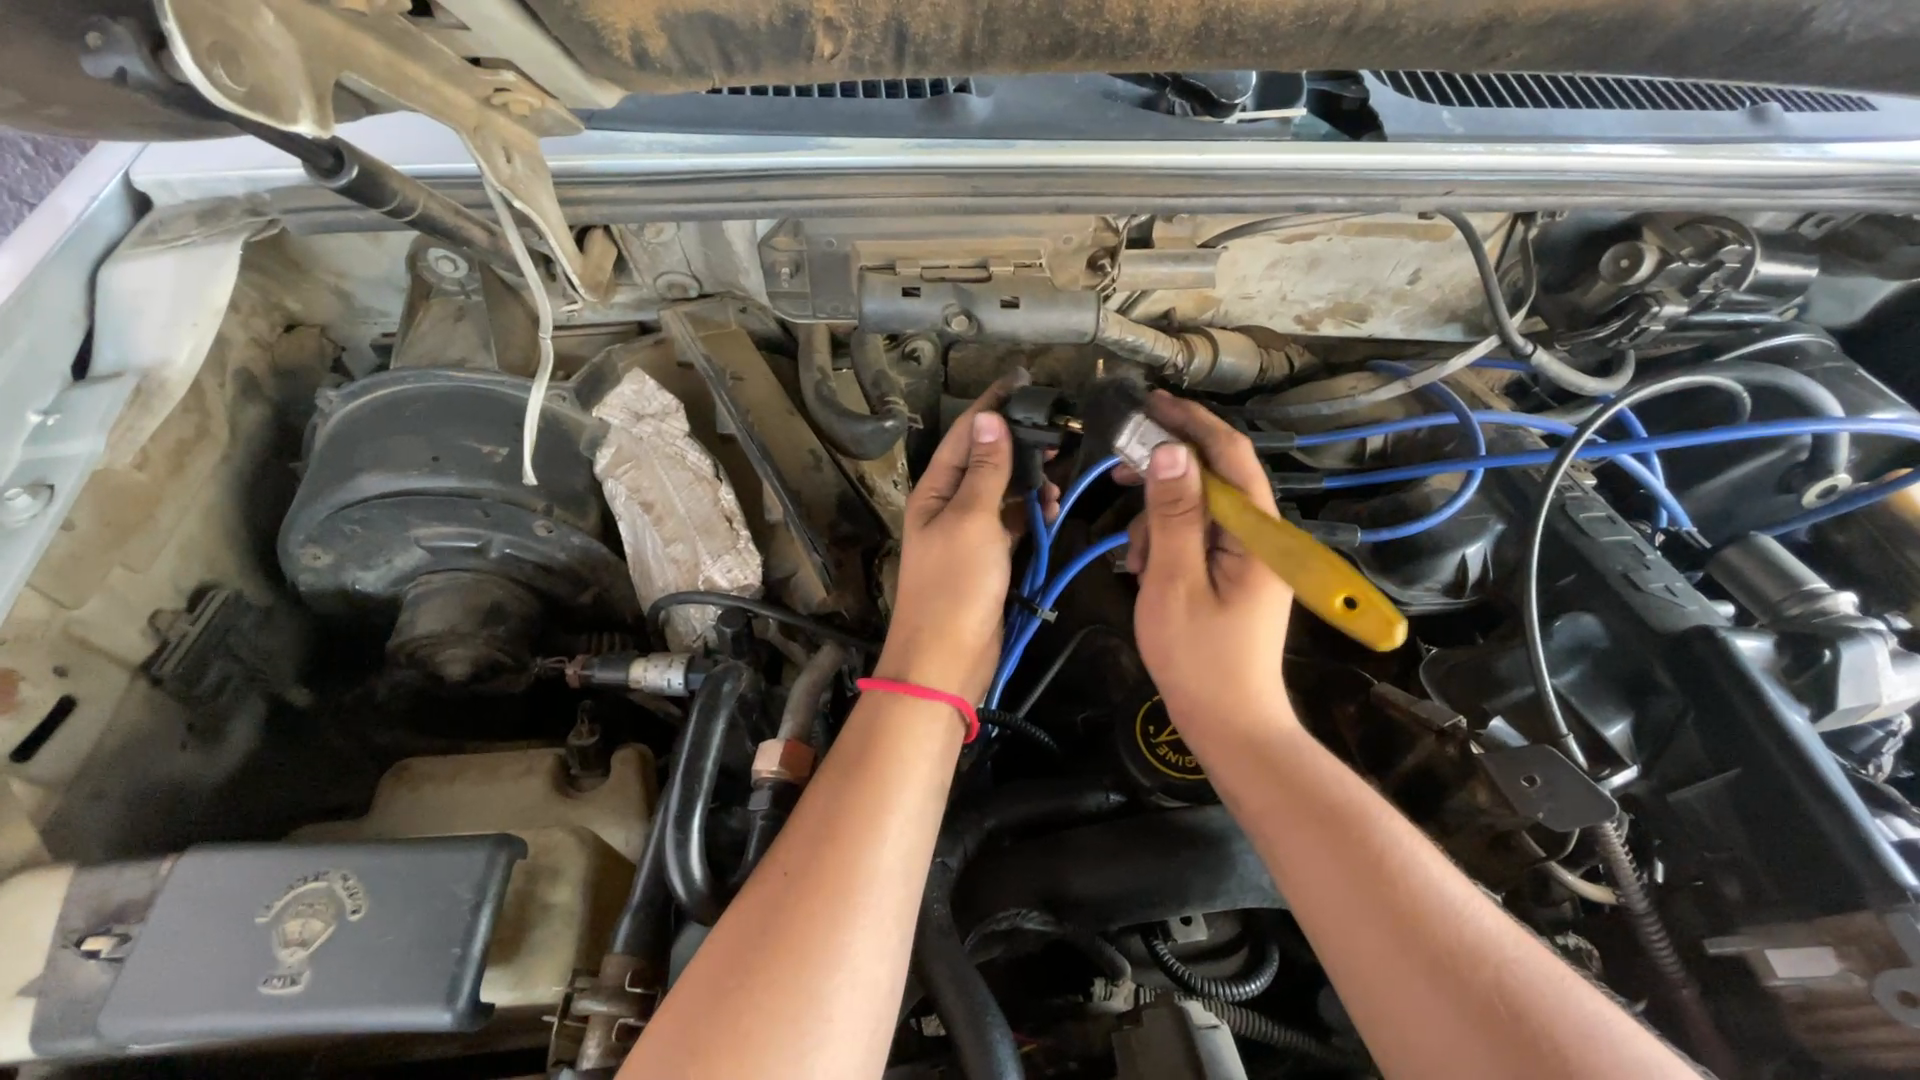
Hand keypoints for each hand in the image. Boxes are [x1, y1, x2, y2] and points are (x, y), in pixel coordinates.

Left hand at [876, 372, 1046, 702]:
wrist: (947, 659)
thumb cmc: (955, 586)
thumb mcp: (971, 519)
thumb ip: (985, 470)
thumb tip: (989, 420)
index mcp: (936, 490)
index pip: (966, 434)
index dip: (994, 405)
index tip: (1025, 381)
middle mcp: (950, 506)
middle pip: (987, 460)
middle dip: (1021, 445)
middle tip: (1059, 433)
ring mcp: (970, 534)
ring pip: (1005, 493)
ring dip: (1032, 483)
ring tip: (1060, 481)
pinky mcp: (990, 560)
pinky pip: (1013, 525)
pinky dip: (1033, 515)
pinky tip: (1054, 511)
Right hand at [1122, 391, 1296, 733]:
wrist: (1230, 722)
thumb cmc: (1199, 657)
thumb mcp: (1175, 581)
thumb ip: (1174, 514)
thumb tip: (1170, 450)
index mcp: (1258, 533)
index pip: (1230, 455)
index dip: (1191, 421)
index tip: (1150, 401)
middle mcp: (1263, 536)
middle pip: (1217, 477)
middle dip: (1166, 470)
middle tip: (1117, 467)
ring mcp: (1252, 556)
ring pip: (1202, 509)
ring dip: (1161, 518)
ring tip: (1133, 556)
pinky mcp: (1237, 574)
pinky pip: (1200, 538)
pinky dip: (1169, 543)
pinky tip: (1145, 570)